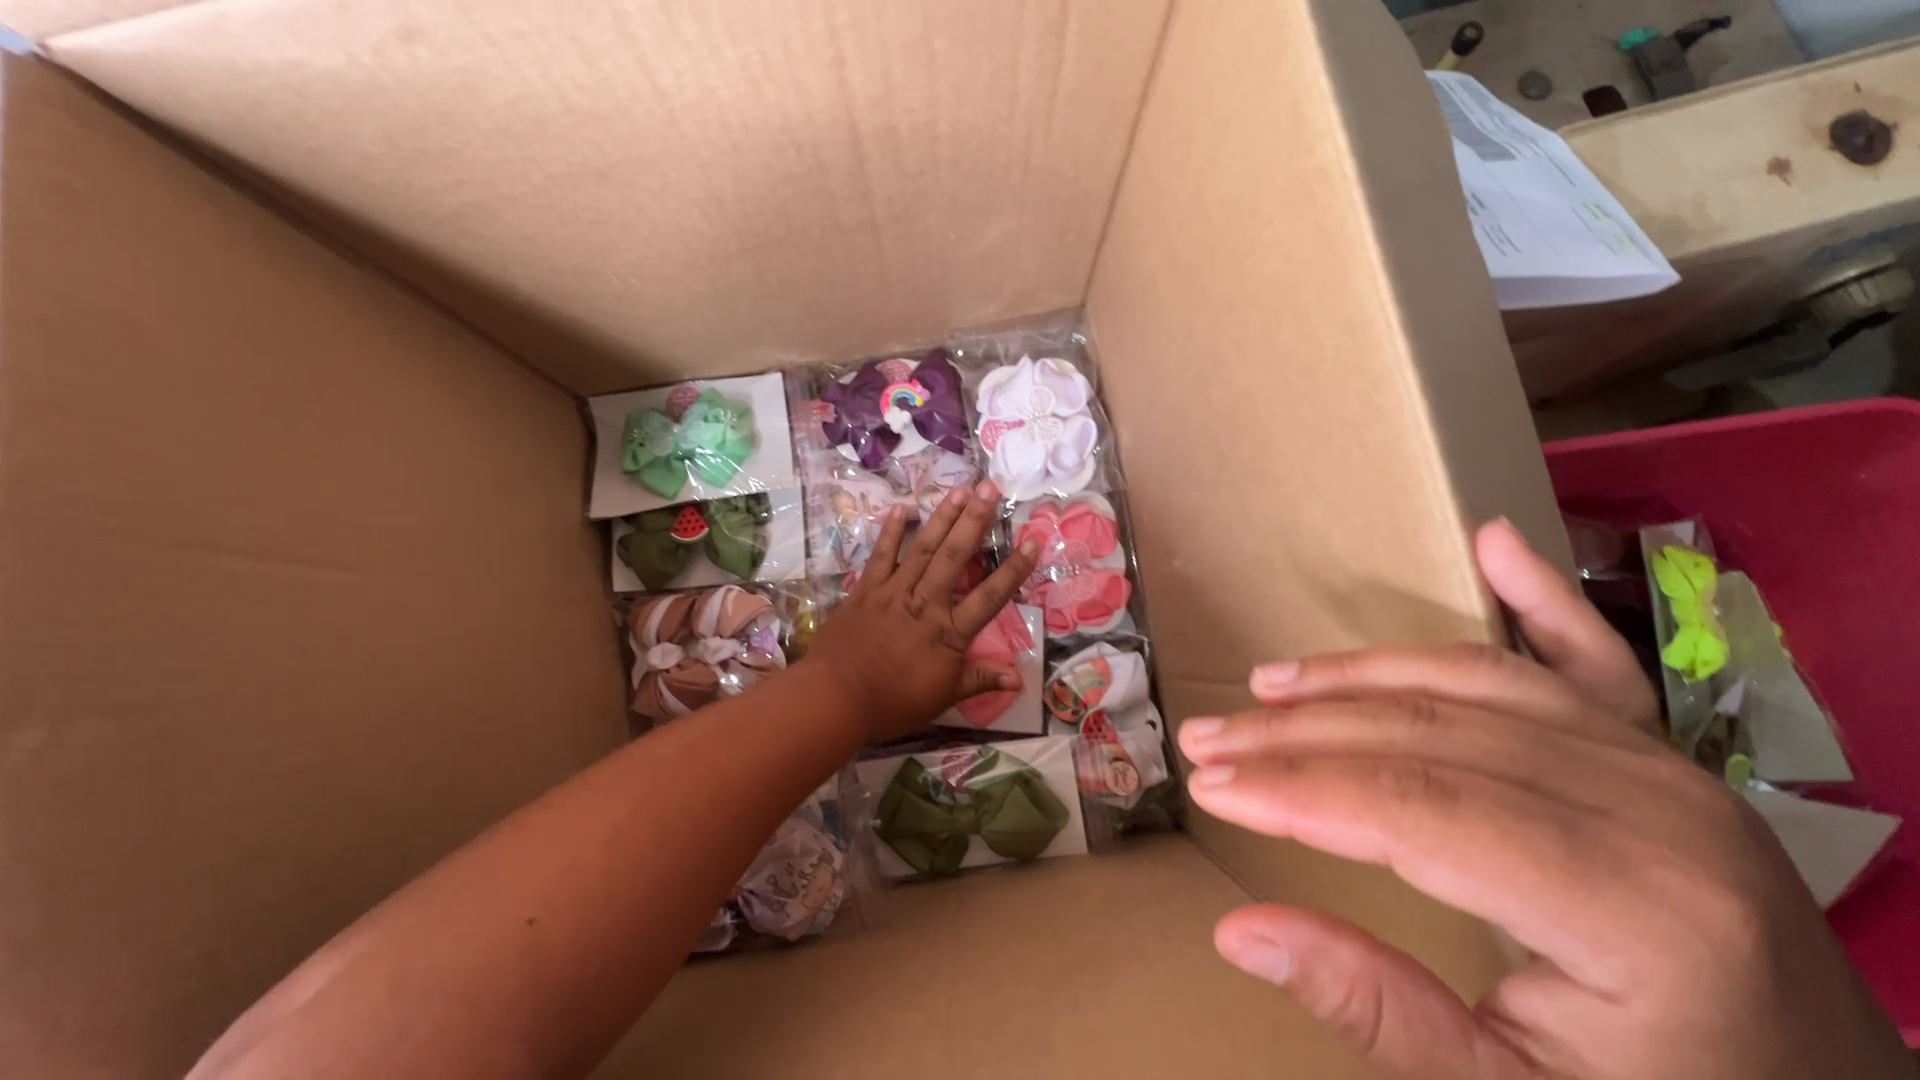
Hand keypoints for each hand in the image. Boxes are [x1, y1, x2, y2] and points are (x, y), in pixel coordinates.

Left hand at [803, 481, 1037, 742]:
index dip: (1014, 568)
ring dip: (942, 517)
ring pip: (922, 548)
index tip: (1034, 540)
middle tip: (990, 488)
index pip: (991, 596)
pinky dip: (891, 531)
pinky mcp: (865, 590)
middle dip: (974, 521)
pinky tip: (903, 508)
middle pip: (954, 557)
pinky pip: (880, 555)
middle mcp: (925, 603)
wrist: (835, 698)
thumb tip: (1020, 679)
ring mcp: (893, 592)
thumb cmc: (893, 702)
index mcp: (949, 632)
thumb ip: (980, 679)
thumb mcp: (943, 697)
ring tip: (960, 489)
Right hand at [1179, 520, 1913, 1079]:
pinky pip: (1591, 664)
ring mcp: (1674, 773)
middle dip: (1302, 733)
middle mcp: (1661, 814)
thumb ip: (1374, 1010)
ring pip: (1483, 686)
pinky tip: (1490, 545)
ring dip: (1362, 675)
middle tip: (1208, 737)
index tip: (1210, 784)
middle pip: (1436, 734)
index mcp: (1635, 912)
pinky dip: (1537, 599)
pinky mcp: (1672, 762)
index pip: (1418, 809)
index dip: (1297, 790)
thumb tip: (1238, 930)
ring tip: (1270, 683)